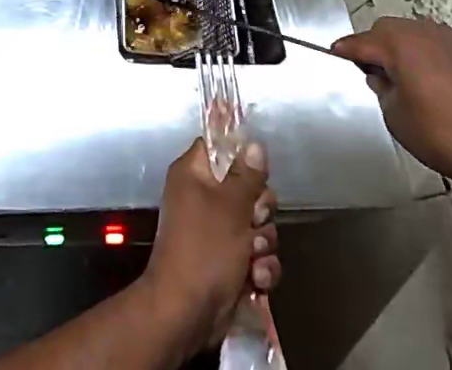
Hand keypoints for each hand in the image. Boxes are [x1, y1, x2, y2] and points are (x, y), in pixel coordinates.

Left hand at [137, 139, 279, 356]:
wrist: (189, 307)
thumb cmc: (204, 248)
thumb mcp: (229, 206)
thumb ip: (246, 176)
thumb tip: (254, 144)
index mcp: (192, 174)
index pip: (218, 148)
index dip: (241, 158)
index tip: (255, 174)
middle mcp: (202, 197)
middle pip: (246, 188)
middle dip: (260, 211)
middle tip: (252, 221)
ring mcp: (215, 229)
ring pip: (257, 225)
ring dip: (262, 244)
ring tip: (251, 257)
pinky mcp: (229, 258)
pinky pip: (257, 254)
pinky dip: (260, 267)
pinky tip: (256, 279)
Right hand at [332, 17, 451, 195]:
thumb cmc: (444, 135)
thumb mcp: (395, 116)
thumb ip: (381, 89)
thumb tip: (381, 77)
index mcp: (400, 44)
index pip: (361, 41)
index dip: (345, 50)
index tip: (335, 55)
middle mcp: (427, 34)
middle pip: (388, 29)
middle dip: (374, 45)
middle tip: (372, 71)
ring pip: (417, 34)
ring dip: (403, 48)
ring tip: (403, 76)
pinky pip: (441, 46)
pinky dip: (429, 56)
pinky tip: (432, 82)